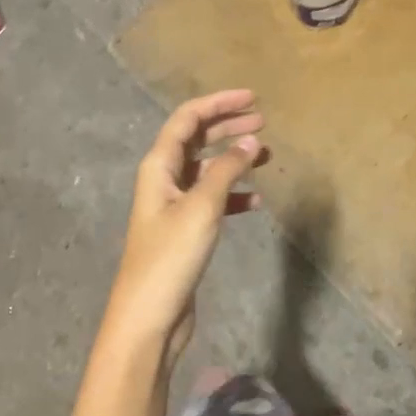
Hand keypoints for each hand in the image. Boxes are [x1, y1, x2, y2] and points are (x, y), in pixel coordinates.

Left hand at [102, 90, 264, 362]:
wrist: (149, 317)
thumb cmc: (171, 257)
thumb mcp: (202, 208)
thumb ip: (227, 170)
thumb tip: (250, 140)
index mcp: (159, 166)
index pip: (187, 119)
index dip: (218, 103)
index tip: (252, 98)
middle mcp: (163, 179)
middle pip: (196, 139)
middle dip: (227, 126)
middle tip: (262, 120)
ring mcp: (173, 205)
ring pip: (206, 169)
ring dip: (233, 158)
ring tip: (266, 154)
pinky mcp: (184, 231)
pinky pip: (212, 199)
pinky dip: (233, 194)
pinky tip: (254, 200)